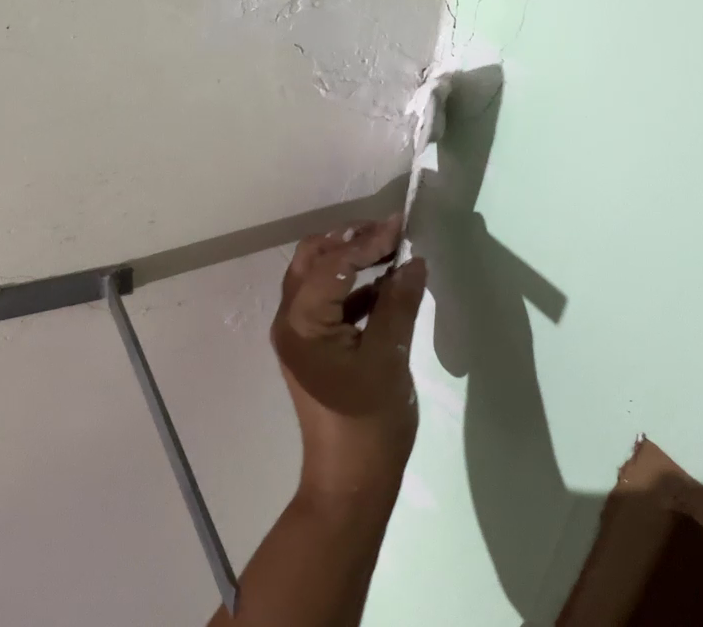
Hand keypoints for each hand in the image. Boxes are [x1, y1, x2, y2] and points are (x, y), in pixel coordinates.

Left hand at [270, 214, 427, 505]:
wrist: (350, 479)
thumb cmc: (368, 421)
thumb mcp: (389, 358)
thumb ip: (398, 304)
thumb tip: (413, 262)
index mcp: (301, 320)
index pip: (332, 263)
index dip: (367, 241)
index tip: (401, 224)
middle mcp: (290, 319)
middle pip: (312, 261)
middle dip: (349, 241)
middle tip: (389, 232)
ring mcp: (298, 333)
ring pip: (318, 279)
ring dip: (350, 262)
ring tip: (391, 250)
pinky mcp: (311, 346)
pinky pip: (328, 303)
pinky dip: (354, 288)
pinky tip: (387, 284)